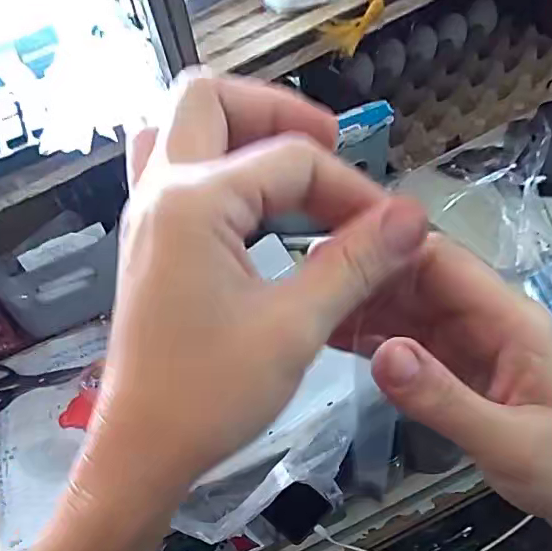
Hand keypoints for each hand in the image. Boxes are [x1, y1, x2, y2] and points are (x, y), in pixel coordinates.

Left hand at [79, 73, 430, 508]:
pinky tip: (255, 216)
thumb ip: (353, 264)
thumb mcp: (294, 328)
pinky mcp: (147, 248)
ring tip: (294, 177)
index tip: (391, 229)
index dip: (353, 189)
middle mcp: (159, 193)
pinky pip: (175, 177)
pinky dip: (219, 174)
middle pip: (210, 100)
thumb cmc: (210, 395)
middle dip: (276, 112)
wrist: (143, 450)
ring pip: (183, 132)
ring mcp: (145, 219)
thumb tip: (408, 219)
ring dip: (240, 136)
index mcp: (194, 201)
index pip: (292, 161)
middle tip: (328, 152)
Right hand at [334, 237, 551, 530]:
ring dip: (362, 305)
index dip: (388, 246)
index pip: (443, 262)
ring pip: (406, 307)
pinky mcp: (454, 366)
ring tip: (309, 308)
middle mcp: (487, 320)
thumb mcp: (510, 443)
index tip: (332, 251)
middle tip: (304, 283)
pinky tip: (336, 338)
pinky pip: (407, 340)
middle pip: (417, 278)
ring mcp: (468, 342)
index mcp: (510, 321)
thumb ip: (445, 401)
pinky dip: (372, 337)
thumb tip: (384, 355)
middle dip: (365, 275)